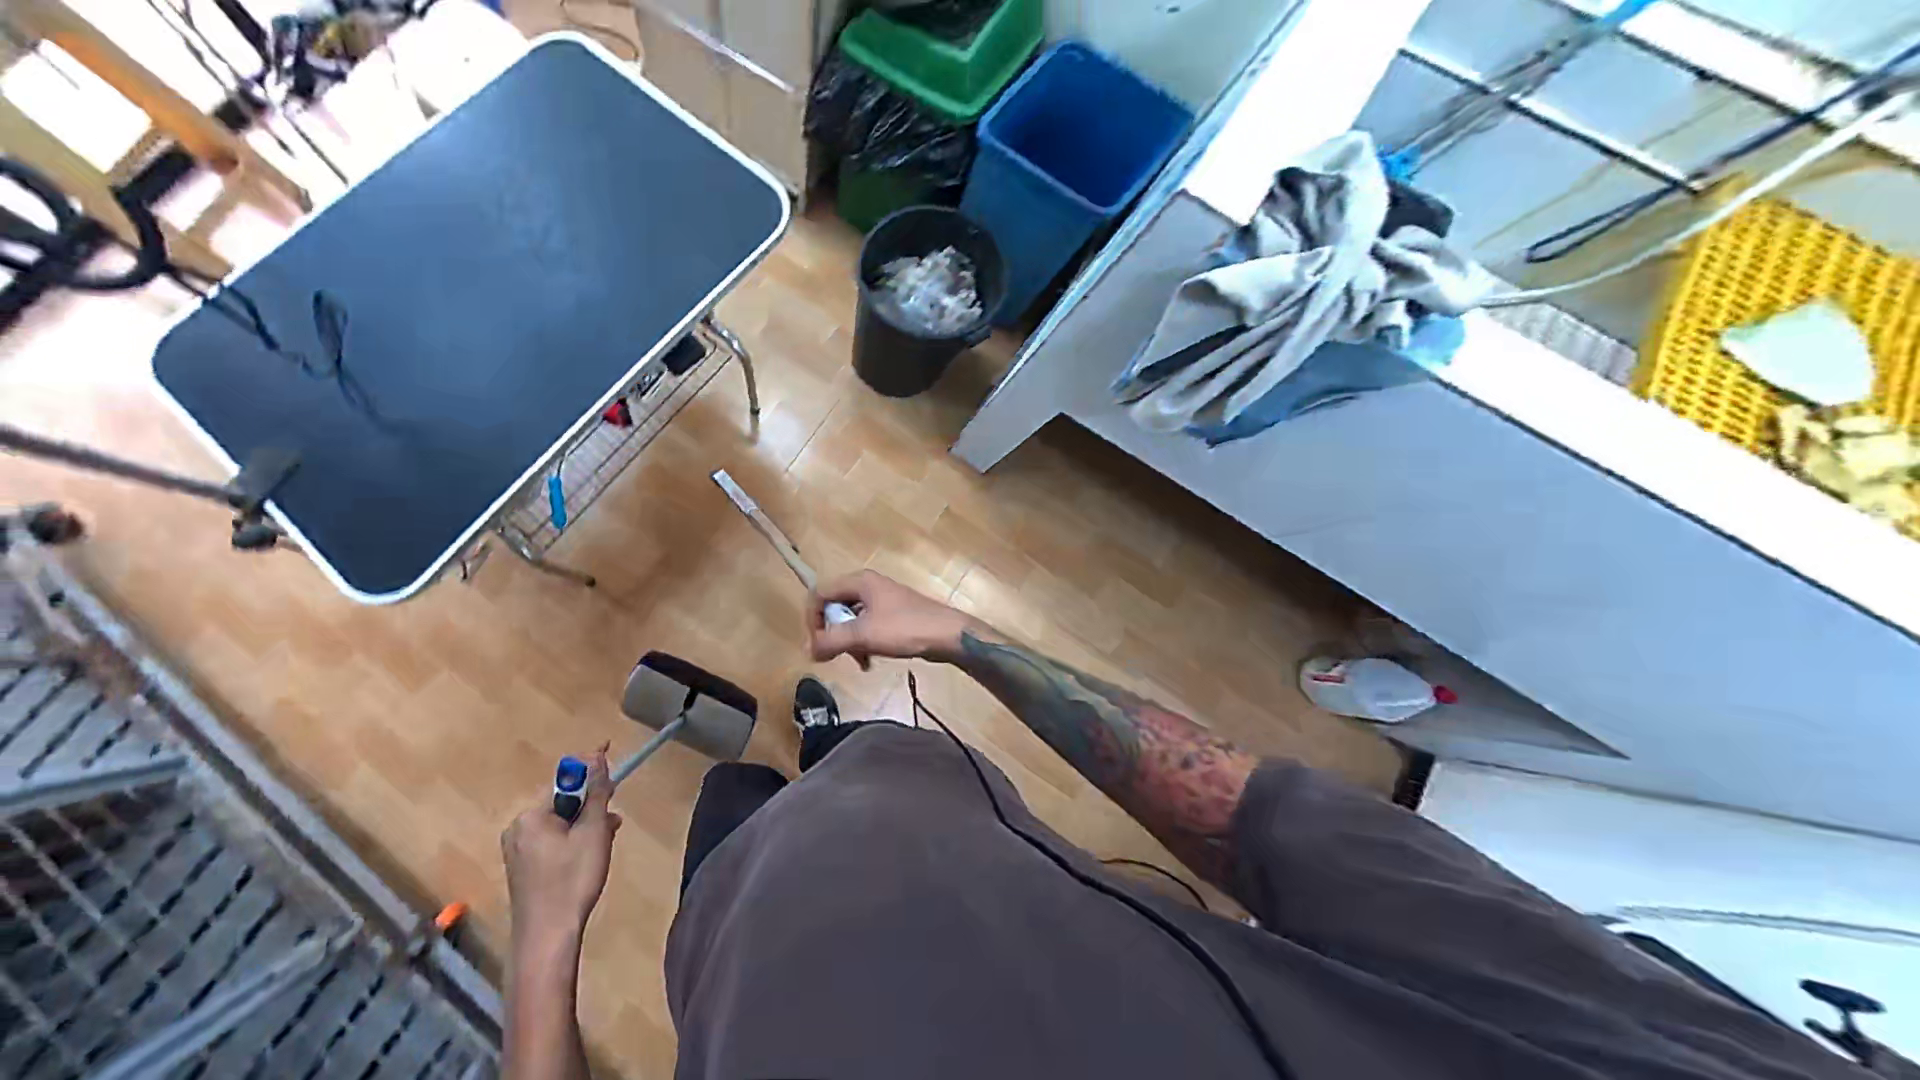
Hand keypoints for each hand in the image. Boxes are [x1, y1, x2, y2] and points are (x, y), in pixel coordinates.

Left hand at [501, 745, 621, 950]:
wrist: (548, 936)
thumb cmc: (572, 879)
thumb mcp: (594, 831)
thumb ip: (596, 792)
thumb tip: (597, 758)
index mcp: (530, 816)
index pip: (564, 778)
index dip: (590, 765)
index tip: (610, 749)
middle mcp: (518, 828)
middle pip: (563, 800)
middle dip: (592, 802)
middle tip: (614, 814)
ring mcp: (518, 850)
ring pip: (561, 821)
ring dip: (587, 822)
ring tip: (608, 836)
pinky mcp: (524, 868)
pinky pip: (554, 839)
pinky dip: (575, 838)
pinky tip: (593, 852)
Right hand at [809, 570, 991, 666]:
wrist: (947, 635)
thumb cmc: (905, 629)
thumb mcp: (863, 635)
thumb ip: (831, 641)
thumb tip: (809, 650)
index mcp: (859, 581)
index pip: (819, 594)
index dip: (813, 620)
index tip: (818, 644)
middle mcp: (867, 585)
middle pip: (833, 607)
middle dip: (832, 633)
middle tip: (836, 656)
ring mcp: (881, 600)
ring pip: (849, 620)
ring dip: (847, 642)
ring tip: (858, 661)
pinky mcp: (891, 615)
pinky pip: (865, 627)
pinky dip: (862, 643)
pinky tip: (869, 661)